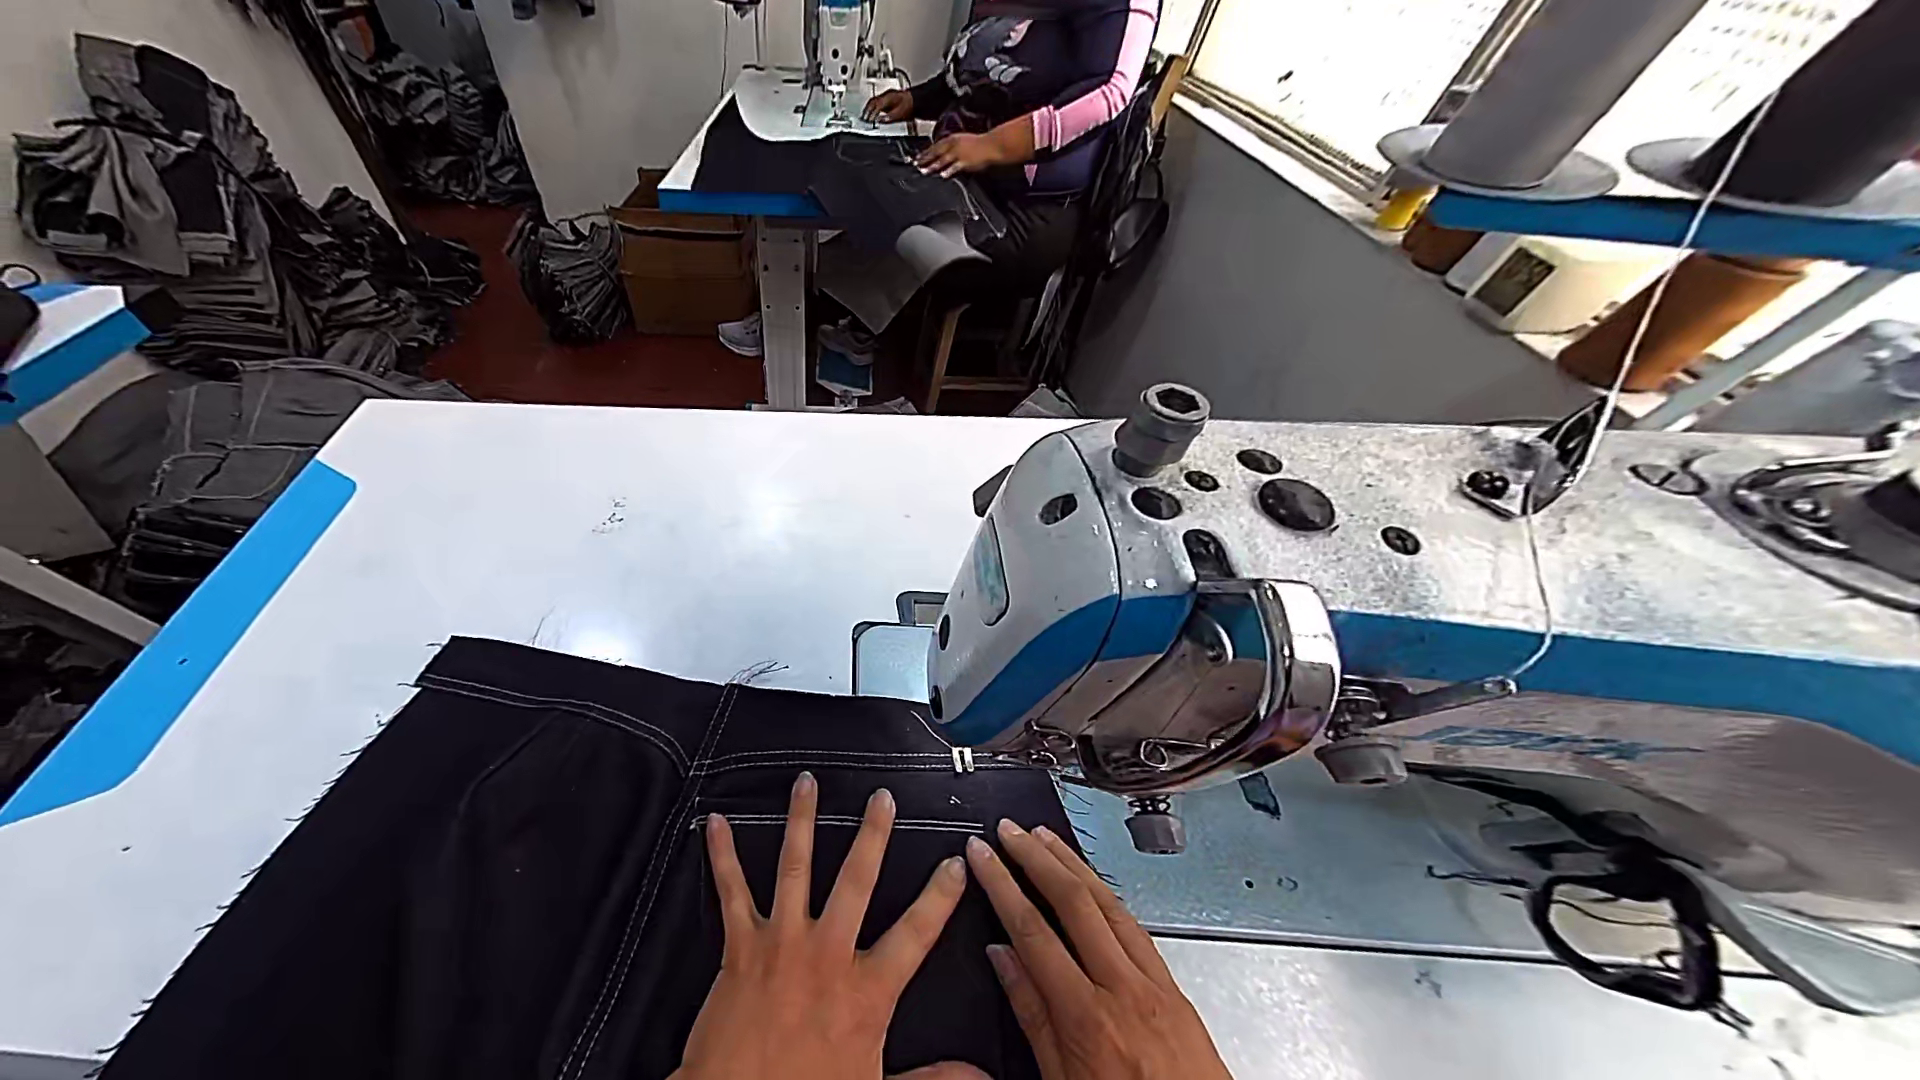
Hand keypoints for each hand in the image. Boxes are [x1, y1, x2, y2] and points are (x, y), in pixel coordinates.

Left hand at [674, 773, 981, 1079]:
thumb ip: (932, 1079)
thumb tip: (981, 1077)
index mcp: (864, 989)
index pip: (915, 933)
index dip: (940, 897)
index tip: (956, 862)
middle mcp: (826, 953)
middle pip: (856, 880)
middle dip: (873, 835)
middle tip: (882, 799)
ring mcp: (782, 942)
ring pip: (795, 866)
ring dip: (802, 820)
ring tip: (808, 783)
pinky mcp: (741, 945)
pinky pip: (731, 891)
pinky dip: (722, 855)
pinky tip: (716, 823)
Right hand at [864, 89, 914, 123]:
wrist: (917, 101)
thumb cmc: (910, 106)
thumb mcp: (900, 114)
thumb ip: (889, 118)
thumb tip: (880, 120)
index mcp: (888, 98)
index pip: (875, 105)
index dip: (870, 113)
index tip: (866, 120)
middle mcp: (887, 96)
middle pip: (872, 102)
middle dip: (866, 110)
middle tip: (862, 118)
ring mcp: (888, 96)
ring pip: (874, 101)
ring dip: (869, 109)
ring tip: (865, 116)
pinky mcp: (890, 99)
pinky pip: (878, 102)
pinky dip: (874, 108)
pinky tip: (874, 113)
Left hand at [915, 133, 1001, 177]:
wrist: (992, 145)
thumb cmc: (981, 144)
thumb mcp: (965, 142)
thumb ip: (955, 147)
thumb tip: (947, 154)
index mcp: (954, 139)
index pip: (937, 145)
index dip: (926, 151)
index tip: (918, 156)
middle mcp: (954, 145)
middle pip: (936, 152)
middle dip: (925, 158)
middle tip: (915, 164)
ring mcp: (960, 153)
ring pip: (943, 160)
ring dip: (932, 166)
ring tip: (924, 171)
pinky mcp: (966, 162)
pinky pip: (955, 167)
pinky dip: (948, 171)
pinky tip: (942, 175)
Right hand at [965, 820, 1233, 1079]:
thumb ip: (1031, 1015)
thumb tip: (1003, 958)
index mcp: (1088, 1020)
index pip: (1032, 929)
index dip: (1001, 883)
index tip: (983, 856)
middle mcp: (1124, 990)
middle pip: (1073, 900)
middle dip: (1035, 857)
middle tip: (1010, 830)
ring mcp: (1154, 984)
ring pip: (1108, 902)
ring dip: (1072, 862)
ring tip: (1045, 838)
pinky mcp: (1175, 987)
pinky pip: (1136, 924)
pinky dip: (1107, 893)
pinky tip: (1093, 882)